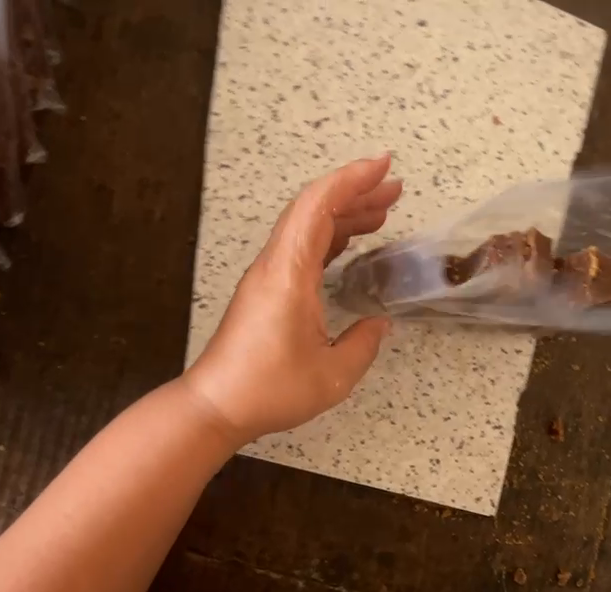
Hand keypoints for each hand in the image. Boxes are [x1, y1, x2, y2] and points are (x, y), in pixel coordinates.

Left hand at [182, 156, 403, 444]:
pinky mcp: (263, 294)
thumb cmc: (268, 390)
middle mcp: (274, 266)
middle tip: (393, 190)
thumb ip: (363, 345)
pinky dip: (326, 239)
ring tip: (379, 215)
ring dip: (342, 216)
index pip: (318, 206)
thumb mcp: (332, 375)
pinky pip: (298, 250)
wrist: (216, 405)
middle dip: (355, 193)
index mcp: (289, 274)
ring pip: (305, 229)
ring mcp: (266, 278)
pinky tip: (347, 247)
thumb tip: (378, 324)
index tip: (384, 167)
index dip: (352, 180)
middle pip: (312, 210)